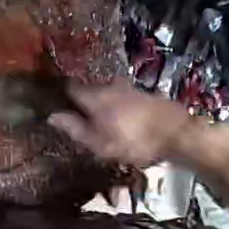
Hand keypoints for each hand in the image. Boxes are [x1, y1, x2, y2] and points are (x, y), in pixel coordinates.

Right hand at [49, 82, 211, 166]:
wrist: (177, 132)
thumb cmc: (134, 141)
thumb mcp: (100, 143)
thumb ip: (75, 128)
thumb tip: (52, 115)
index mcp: (94, 95)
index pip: (69, 87)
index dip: (61, 95)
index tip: (55, 105)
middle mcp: (109, 85)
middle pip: (89, 90)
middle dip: (82, 102)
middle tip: (80, 121)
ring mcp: (128, 87)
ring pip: (106, 93)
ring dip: (102, 105)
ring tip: (102, 124)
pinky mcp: (143, 93)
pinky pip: (121, 98)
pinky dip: (117, 106)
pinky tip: (122, 121)